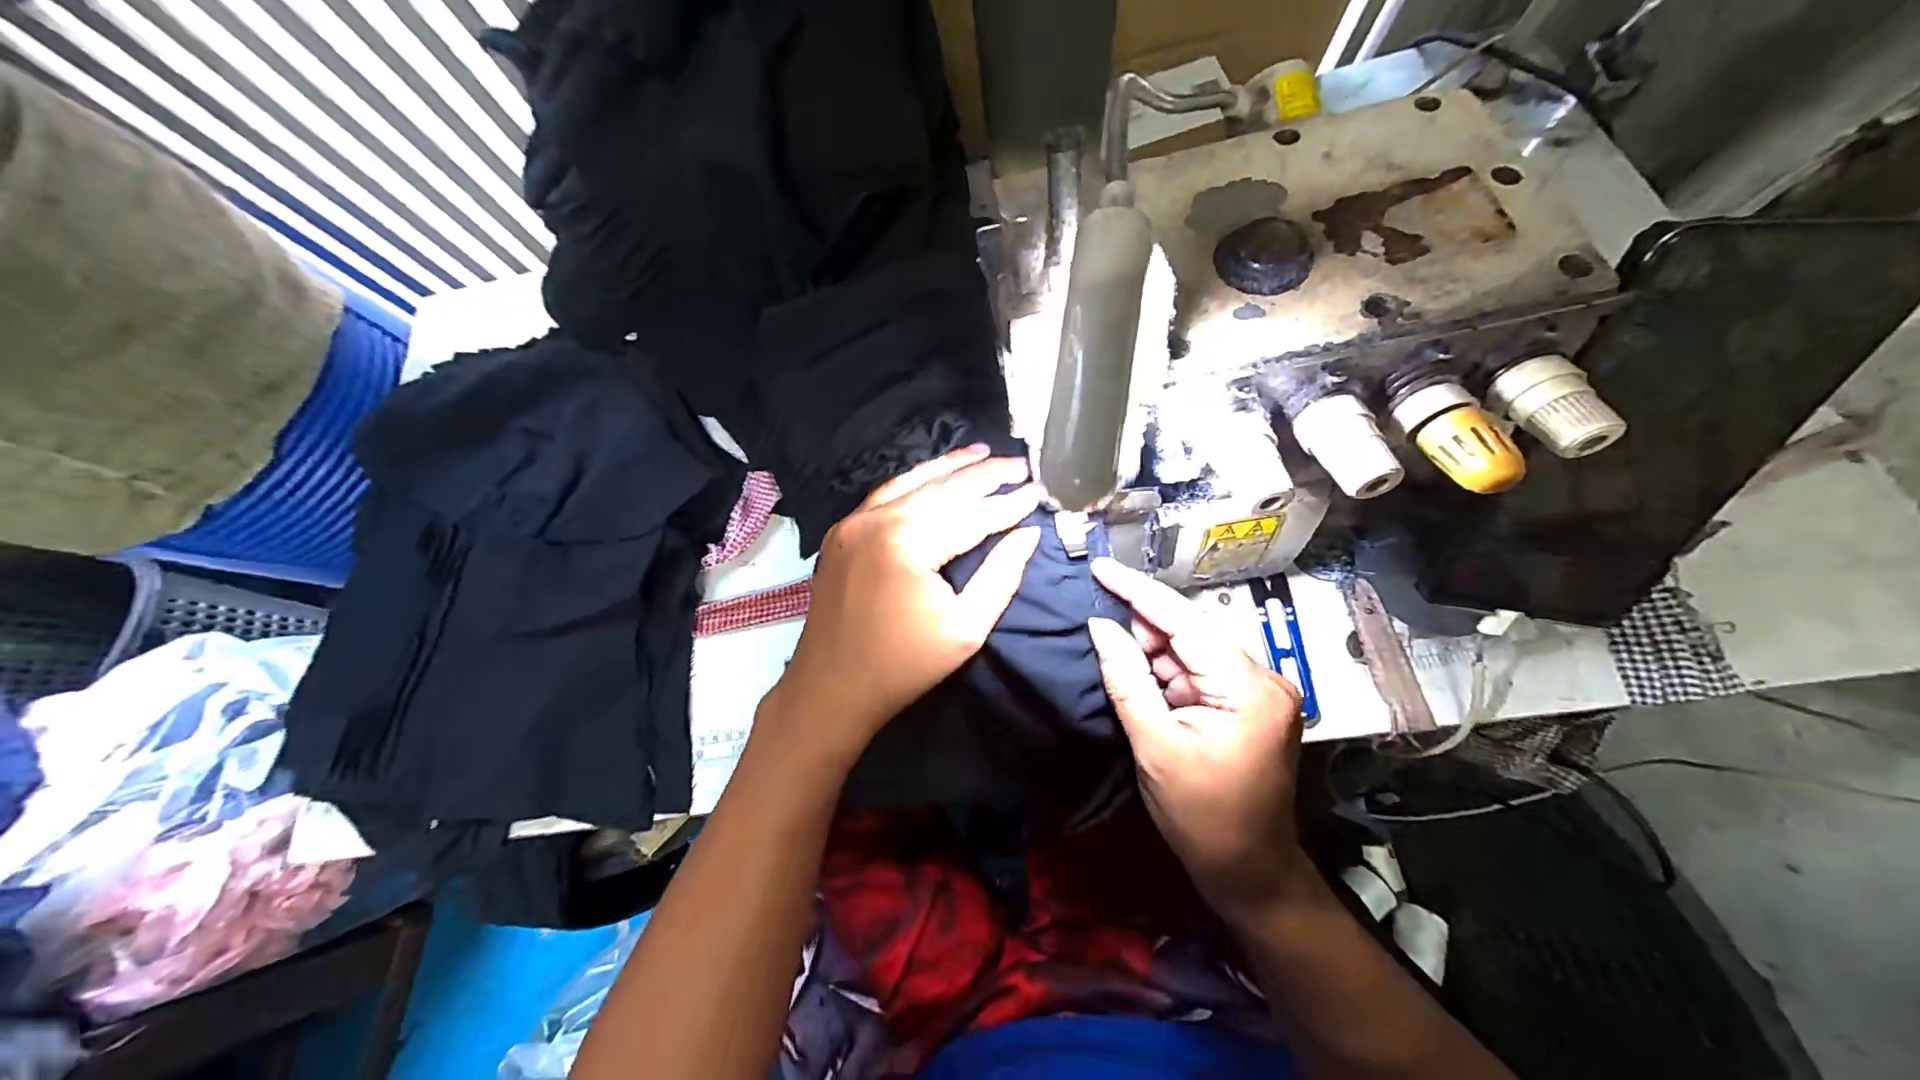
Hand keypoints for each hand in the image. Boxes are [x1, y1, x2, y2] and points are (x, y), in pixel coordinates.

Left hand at [764, 445, 1041, 767]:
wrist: (831, 688)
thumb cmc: (903, 667)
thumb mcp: (966, 629)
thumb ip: (1001, 576)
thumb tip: (1027, 534)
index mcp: (906, 544)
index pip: (970, 515)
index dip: (1008, 505)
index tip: (1038, 492)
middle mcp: (876, 521)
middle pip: (941, 489)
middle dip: (984, 476)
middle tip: (1020, 465)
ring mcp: (853, 523)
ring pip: (911, 482)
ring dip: (950, 468)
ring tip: (984, 454)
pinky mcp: (842, 532)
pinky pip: (885, 494)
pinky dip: (915, 481)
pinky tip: (936, 474)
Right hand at [1087, 558, 1308, 916]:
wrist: (1248, 870)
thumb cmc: (1202, 817)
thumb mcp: (1155, 745)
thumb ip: (1127, 679)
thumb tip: (1099, 627)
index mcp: (1248, 688)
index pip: (1185, 622)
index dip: (1137, 592)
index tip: (1099, 568)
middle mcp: (1264, 679)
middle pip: (1189, 634)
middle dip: (1141, 629)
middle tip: (1095, 623)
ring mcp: (1259, 692)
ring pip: (1191, 653)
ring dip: (1153, 656)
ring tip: (1115, 658)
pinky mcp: (1248, 704)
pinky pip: (1199, 673)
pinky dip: (1167, 675)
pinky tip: (1142, 679)